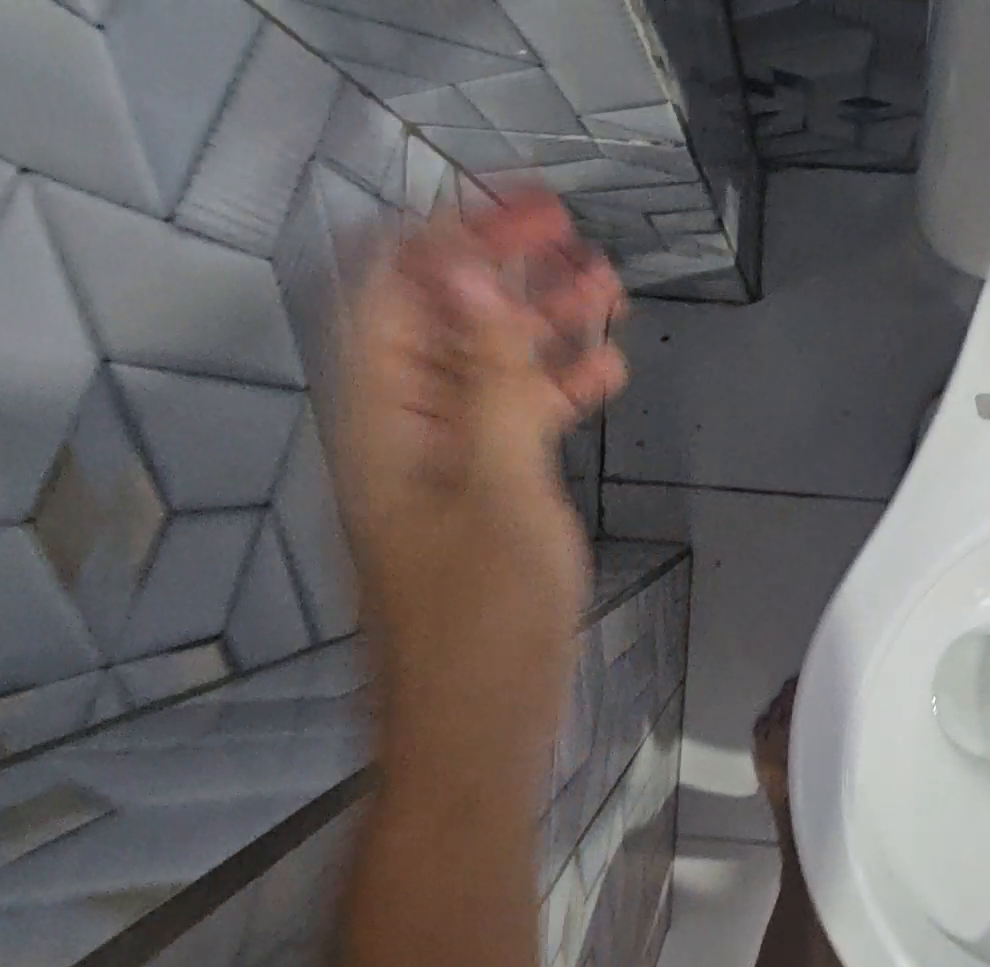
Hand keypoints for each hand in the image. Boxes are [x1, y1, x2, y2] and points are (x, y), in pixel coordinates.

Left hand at [338, 190, 625, 701]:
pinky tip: (602, 374)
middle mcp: (401, 433)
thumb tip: (466, 278)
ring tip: (607, 294)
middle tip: (576, 239)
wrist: (477, 734)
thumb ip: (487, 384)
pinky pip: (512, 424)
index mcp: (382, 423)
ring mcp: (443, 469)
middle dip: (508, 273)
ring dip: (541, 327)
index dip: (453, 239)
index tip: (525, 210)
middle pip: (445, 323)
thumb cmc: (486, 628)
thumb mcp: (498, 494)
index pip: (397, 295)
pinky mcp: (480, 502)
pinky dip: (554, 391)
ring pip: (488, 370)